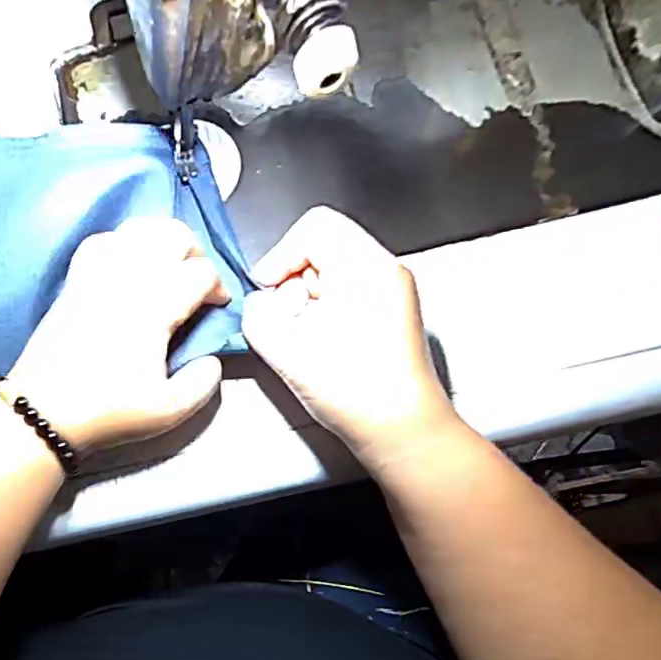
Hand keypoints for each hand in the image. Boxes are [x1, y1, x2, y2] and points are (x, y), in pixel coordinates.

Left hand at [3, 217, 226, 451]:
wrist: (44, 412)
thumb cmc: (108, 411)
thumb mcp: (168, 411)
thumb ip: (202, 383)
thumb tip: (212, 360)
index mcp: (154, 307)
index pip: (200, 273)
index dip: (218, 286)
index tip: (217, 306)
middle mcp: (127, 278)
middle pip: (171, 234)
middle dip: (194, 251)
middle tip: (197, 280)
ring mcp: (96, 273)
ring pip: (137, 229)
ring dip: (162, 240)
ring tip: (168, 267)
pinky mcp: (74, 279)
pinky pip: (104, 239)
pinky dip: (124, 242)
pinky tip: (128, 264)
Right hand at [242, 207, 463, 470]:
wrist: (403, 432)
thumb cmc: (353, 390)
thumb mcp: (286, 349)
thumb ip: (257, 315)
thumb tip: (260, 303)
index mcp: (366, 265)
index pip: (313, 227)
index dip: (279, 257)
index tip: (267, 295)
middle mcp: (386, 271)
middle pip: (323, 250)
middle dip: (294, 284)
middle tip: (288, 324)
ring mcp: (394, 294)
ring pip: (334, 277)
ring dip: (308, 304)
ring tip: (306, 343)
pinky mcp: (392, 319)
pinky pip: (348, 298)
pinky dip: (326, 317)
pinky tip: (323, 352)